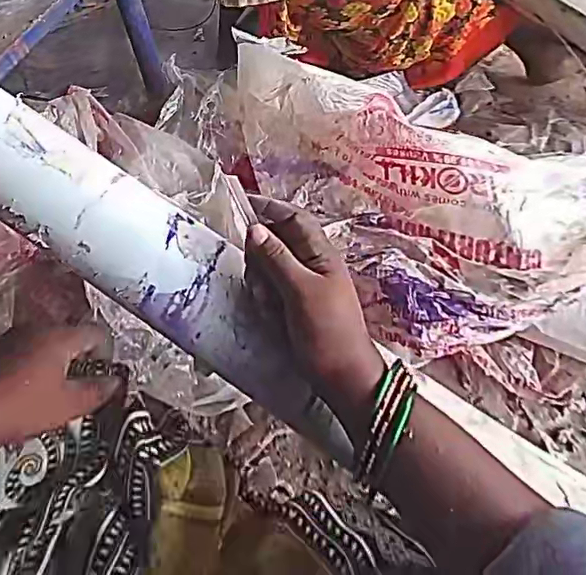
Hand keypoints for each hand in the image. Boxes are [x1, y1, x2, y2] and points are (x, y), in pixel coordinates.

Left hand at [0, 325, 123, 453]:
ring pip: (48, 339)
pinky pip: (30, 345)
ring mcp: (17, 333)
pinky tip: (35, 383)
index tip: (108, 370)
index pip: (94, 332)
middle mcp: (39, 326)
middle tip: (87, 378)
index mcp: (60, 336)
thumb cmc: (25, 407)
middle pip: (70, 333)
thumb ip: (96, 391)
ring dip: (59, 356)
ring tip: (62, 383)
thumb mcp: (67, 405)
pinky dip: (39, 358)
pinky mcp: (0, 345)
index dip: (106, 349)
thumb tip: (116, 382)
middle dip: (82, 352)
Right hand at [245, 196, 383, 395]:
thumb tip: (253, 227)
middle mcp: (311, 264)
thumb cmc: (328, 333)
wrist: (344, 382)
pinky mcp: (291, 303)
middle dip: (259, 253)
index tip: (241, 203)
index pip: (294, 217)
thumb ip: (276, 257)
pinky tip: (267, 311)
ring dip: (260, 278)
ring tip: (264, 300)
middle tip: (254, 274)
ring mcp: (301, 284)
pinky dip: (262, 295)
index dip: (269, 207)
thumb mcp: (300, 291)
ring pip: (267, 264)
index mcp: (321, 254)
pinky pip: (268, 286)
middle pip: (275, 239)